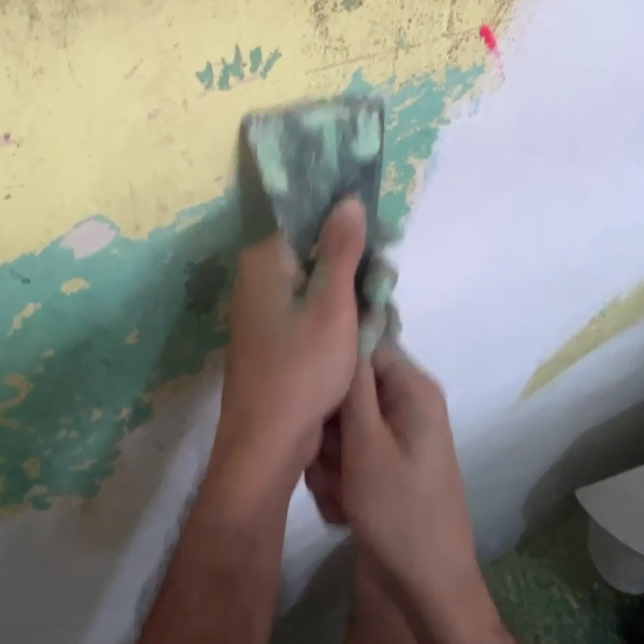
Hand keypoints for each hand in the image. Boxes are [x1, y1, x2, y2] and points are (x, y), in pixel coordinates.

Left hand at [213, 197, 367, 487]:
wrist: (266, 444)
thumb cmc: (301, 370)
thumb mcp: (332, 305)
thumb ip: (341, 249)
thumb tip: (347, 199)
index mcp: (265, 260)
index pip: (311, 222)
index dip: (350, 228)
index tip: (385, 239)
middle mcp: (256, 278)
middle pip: (314, 253)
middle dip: (353, 265)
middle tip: (387, 282)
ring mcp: (261, 310)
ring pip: (315, 285)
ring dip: (347, 294)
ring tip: (380, 307)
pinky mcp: (271, 337)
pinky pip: (308, 311)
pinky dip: (334, 316)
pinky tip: (361, 329)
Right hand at [317, 349, 508, 643]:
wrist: (426, 588)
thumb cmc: (398, 512)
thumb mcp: (366, 444)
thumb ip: (352, 386)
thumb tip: (346, 327)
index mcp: (412, 389)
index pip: (362, 346)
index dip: (332, 370)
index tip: (314, 401)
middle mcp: (406, 405)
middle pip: (346, 391)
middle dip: (327, 429)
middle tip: (328, 463)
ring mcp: (395, 438)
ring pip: (339, 428)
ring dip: (327, 461)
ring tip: (339, 493)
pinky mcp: (384, 467)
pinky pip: (346, 456)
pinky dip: (338, 481)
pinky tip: (343, 509)